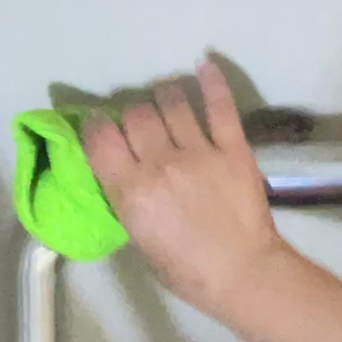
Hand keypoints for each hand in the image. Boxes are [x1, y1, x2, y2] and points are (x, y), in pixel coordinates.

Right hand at [84, 59, 292, 314]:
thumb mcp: (142, 240)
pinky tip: (205, 66)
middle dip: (135, 117)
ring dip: (166, 98)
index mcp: (131, 191)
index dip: (98, 128)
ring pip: (173, 102)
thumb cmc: (187, 271)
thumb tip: (127, 174)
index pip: (100, 137)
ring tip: (169, 102)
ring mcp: (199, 151)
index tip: (103, 130)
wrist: (242, 274)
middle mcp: (160, 162)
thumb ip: (130, 201)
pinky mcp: (233, 148)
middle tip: (143, 127)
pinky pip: (219, 105)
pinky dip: (212, 82)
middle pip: (137, 114)